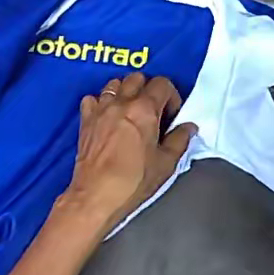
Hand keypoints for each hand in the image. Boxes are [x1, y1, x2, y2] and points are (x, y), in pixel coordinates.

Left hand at [54, 72, 197, 234]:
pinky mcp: (85, 121)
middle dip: (149, 89)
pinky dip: (102, 102)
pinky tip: (108, 116)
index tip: (171, 115)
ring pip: (114, 84)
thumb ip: (180, 139)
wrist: (97, 196)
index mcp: (145, 109)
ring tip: (131, 110)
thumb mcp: (167, 162)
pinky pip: (93, 99)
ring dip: (125, 92)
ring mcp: (100, 110)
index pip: (163, 84)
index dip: (172, 96)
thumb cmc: (134, 180)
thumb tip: (188, 127)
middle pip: (137, 78)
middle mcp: (122, 103)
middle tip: (154, 110)